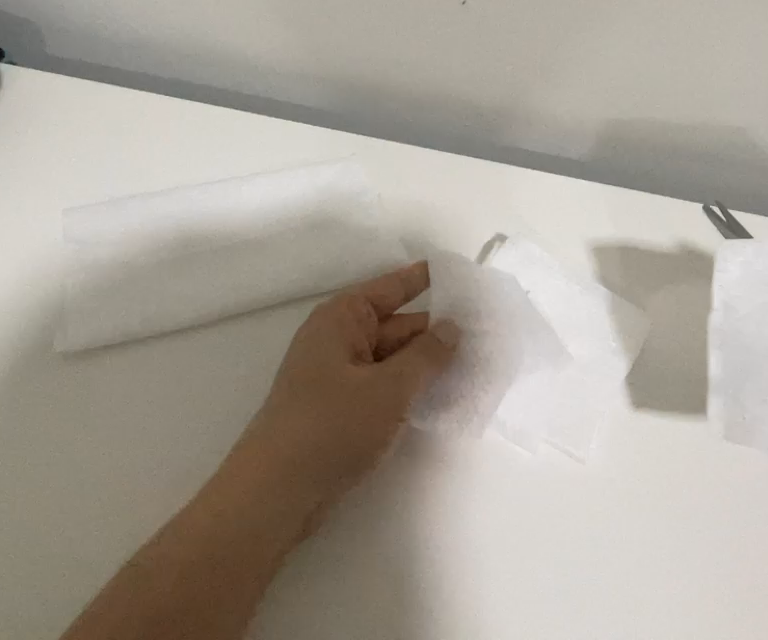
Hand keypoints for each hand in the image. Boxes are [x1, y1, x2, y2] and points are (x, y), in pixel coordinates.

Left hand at [223, 261, 459, 525]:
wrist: (276, 493)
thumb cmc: (331, 426)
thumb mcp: (388, 388)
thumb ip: (426, 355)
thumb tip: (453, 327)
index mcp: (342, 318)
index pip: (394, 287)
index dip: (428, 279)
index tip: (465, 273)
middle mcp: (340, 339)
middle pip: (398, 325)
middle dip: (439, 330)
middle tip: (491, 332)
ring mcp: (340, 376)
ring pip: (395, 359)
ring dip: (429, 364)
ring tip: (481, 364)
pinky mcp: (343, 409)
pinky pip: (385, 387)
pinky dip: (412, 389)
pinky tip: (447, 398)